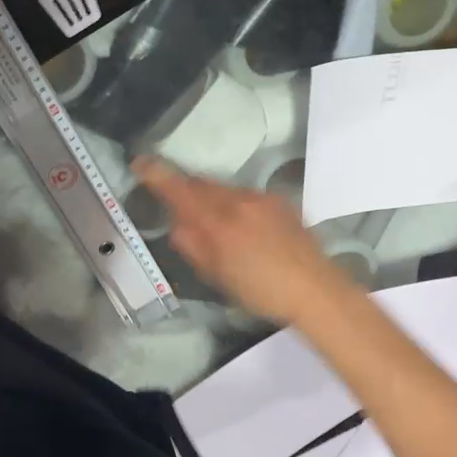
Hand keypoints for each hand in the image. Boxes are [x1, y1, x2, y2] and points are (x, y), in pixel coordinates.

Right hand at [135, 159, 361, 326]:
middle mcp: (237, 200)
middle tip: (179, 211)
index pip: (178, 188)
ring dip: (211, 200)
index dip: (156, 174)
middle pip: (200, 184)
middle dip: (185, 191)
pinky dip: (234, 205)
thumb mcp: (215, 275)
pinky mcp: (280, 202)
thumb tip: (177, 224)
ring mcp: (261, 198)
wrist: (318, 292)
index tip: (139, 164)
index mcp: (217, 220)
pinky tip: (244, 230)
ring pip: (223, 189)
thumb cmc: (260, 290)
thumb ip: (190, 244)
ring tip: (217, 228)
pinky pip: (244, 196)